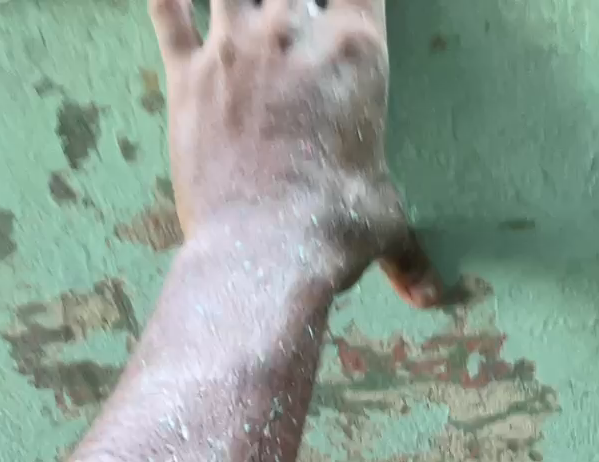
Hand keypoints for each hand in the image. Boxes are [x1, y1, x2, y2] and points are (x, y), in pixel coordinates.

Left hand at [148, 0, 442, 306]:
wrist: (262, 252)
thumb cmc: (334, 232)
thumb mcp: (385, 230)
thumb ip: (409, 250)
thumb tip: (431, 295)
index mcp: (354, 55)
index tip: (348, 4)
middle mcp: (292, 34)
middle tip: (296, 12)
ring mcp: (233, 48)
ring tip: (247, 5)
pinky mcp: (186, 77)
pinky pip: (168, 12)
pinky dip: (170, 1)